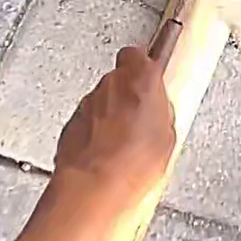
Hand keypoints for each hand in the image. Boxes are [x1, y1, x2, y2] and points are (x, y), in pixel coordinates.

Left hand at [53, 42, 177, 205]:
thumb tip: (160, 114)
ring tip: (124, 144)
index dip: (142, 66)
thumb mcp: (168, 137)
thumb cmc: (132, 161)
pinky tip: (106, 154)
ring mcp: (88, 102)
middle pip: (119, 78)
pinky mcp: (72, 123)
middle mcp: (111, 83)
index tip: (150, 80)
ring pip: (102, 100)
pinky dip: (95, 133)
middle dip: (128, 95)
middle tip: (140, 119)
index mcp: (140, 78)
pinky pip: (88, 121)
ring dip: (111, 115)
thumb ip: (161, 113)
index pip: (137, 54)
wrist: (94, 186)